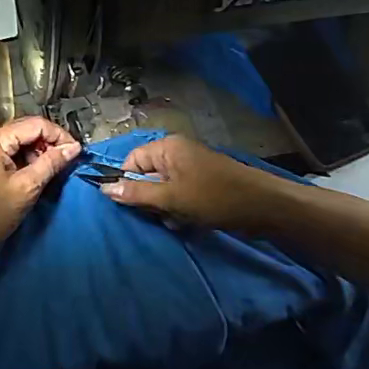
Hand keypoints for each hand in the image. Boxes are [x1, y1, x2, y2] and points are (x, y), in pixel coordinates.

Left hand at [0, 117, 80, 263]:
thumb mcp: (27, 188)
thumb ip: (51, 163)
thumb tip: (74, 147)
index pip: (35, 124)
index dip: (59, 136)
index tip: (75, 152)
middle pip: (25, 129)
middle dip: (47, 144)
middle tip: (64, 162)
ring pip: (16, 140)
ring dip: (35, 152)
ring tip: (48, 171)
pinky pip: (5, 150)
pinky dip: (22, 158)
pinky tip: (31, 173)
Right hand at [98, 134, 290, 231]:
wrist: (263, 207)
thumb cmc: (214, 198)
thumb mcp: (171, 198)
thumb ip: (136, 193)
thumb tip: (104, 188)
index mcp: (168, 147)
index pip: (131, 162)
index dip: (127, 183)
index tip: (131, 205)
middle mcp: (177, 153)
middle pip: (146, 176)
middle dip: (149, 199)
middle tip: (159, 214)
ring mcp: (191, 169)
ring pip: (162, 190)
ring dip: (165, 208)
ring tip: (176, 220)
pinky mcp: (202, 184)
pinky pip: (179, 195)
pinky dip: (179, 209)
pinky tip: (187, 222)